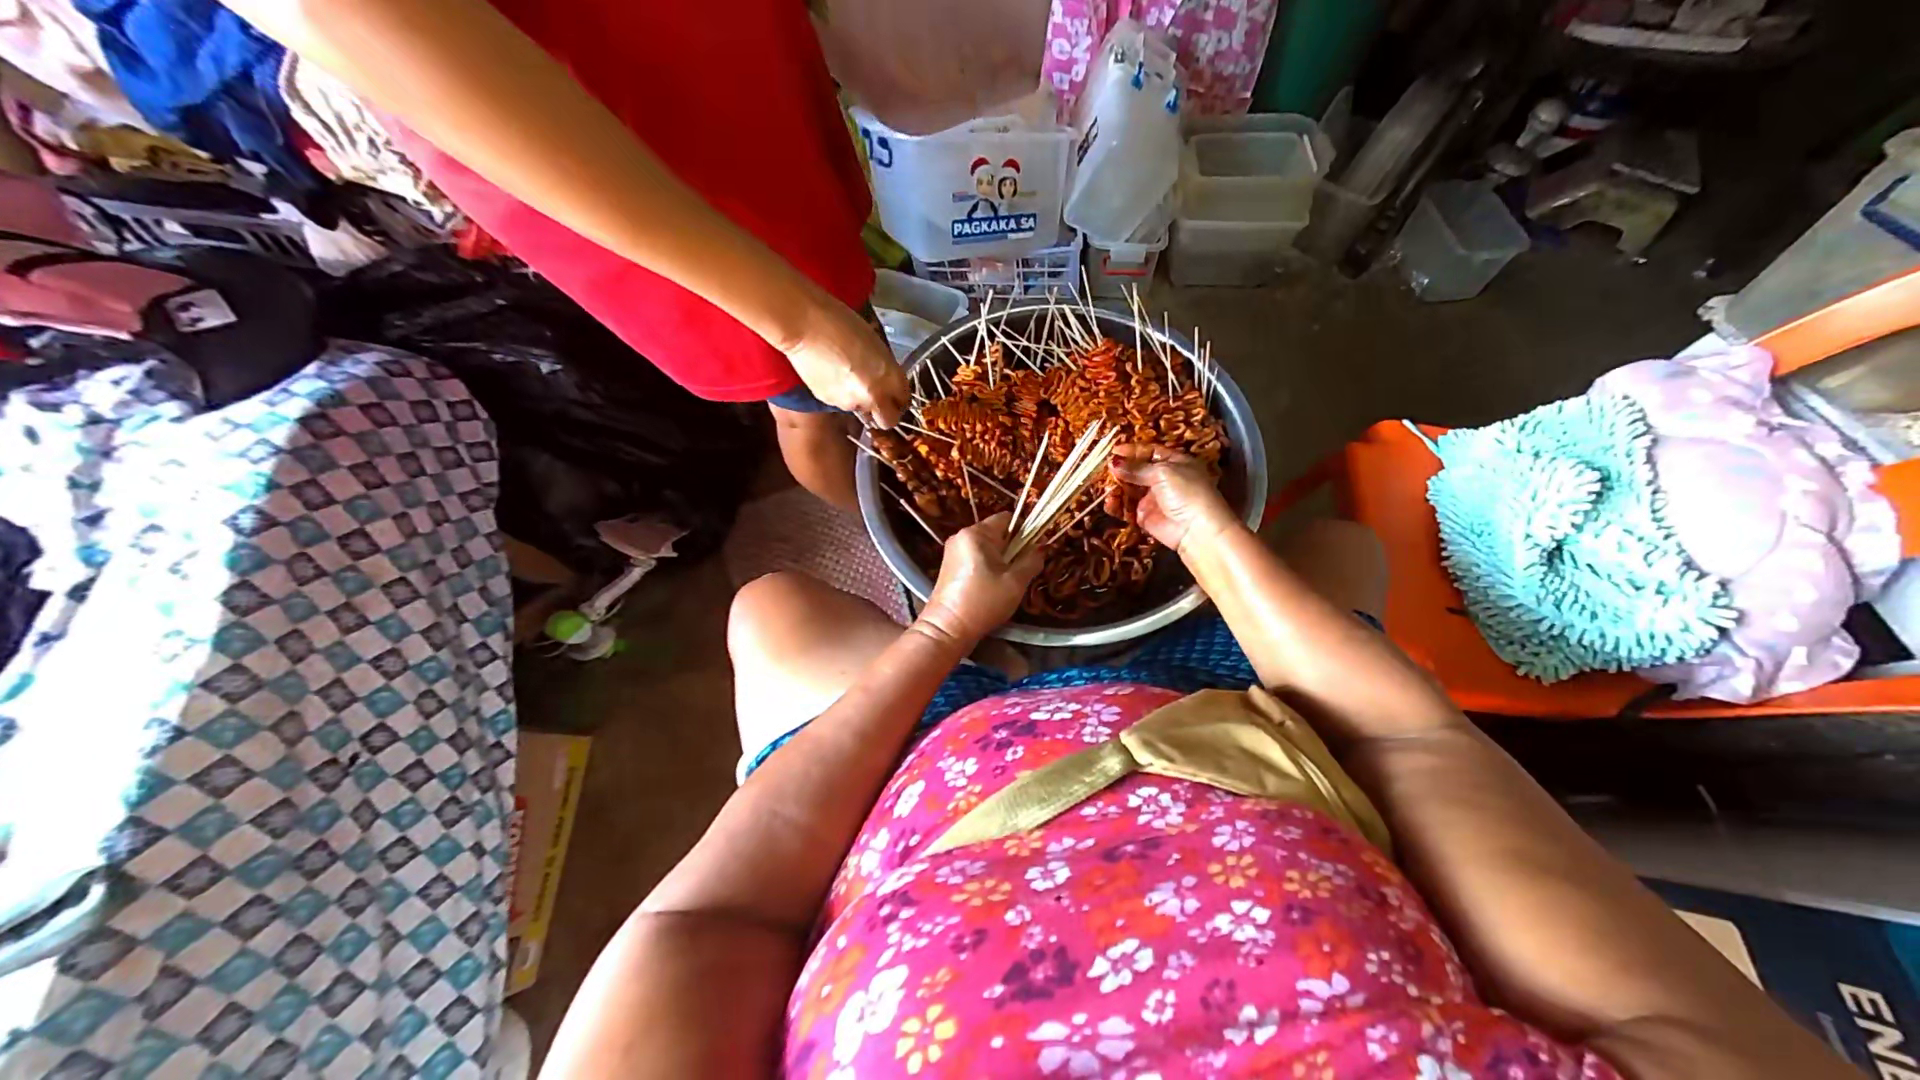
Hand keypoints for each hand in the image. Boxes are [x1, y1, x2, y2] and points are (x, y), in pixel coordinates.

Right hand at [780, 296, 909, 427]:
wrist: (805, 325)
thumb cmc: (840, 323)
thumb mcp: (876, 343)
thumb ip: (885, 368)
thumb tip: (885, 379)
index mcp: (890, 377)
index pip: (904, 400)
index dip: (899, 397)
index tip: (895, 393)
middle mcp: (874, 396)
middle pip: (888, 419)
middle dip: (885, 412)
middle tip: (877, 396)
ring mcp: (851, 402)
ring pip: (863, 410)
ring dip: (859, 399)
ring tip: (846, 374)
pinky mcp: (829, 403)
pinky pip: (842, 403)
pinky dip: (840, 393)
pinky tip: (831, 374)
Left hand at [916, 512, 1043, 644]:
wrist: (947, 628)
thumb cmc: (983, 602)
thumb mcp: (1015, 582)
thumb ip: (1032, 560)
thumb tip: (1041, 547)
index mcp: (976, 533)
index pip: (1007, 518)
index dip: (1025, 529)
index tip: (1034, 549)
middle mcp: (961, 536)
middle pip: (996, 532)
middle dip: (1013, 548)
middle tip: (1022, 570)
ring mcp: (953, 551)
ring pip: (987, 547)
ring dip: (1001, 559)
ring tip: (1008, 581)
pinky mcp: (950, 566)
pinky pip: (976, 557)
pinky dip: (987, 567)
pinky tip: (992, 586)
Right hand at [1110, 444, 1240, 555]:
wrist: (1196, 529)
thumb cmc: (1185, 492)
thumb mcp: (1163, 473)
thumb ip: (1137, 468)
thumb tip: (1114, 463)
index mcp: (1174, 462)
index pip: (1149, 452)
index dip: (1132, 450)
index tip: (1113, 450)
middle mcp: (1163, 478)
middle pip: (1136, 470)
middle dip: (1120, 470)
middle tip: (1103, 469)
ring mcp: (1153, 498)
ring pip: (1129, 489)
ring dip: (1116, 488)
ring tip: (1105, 487)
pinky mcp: (1145, 516)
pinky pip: (1127, 508)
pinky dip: (1116, 505)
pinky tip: (1108, 503)